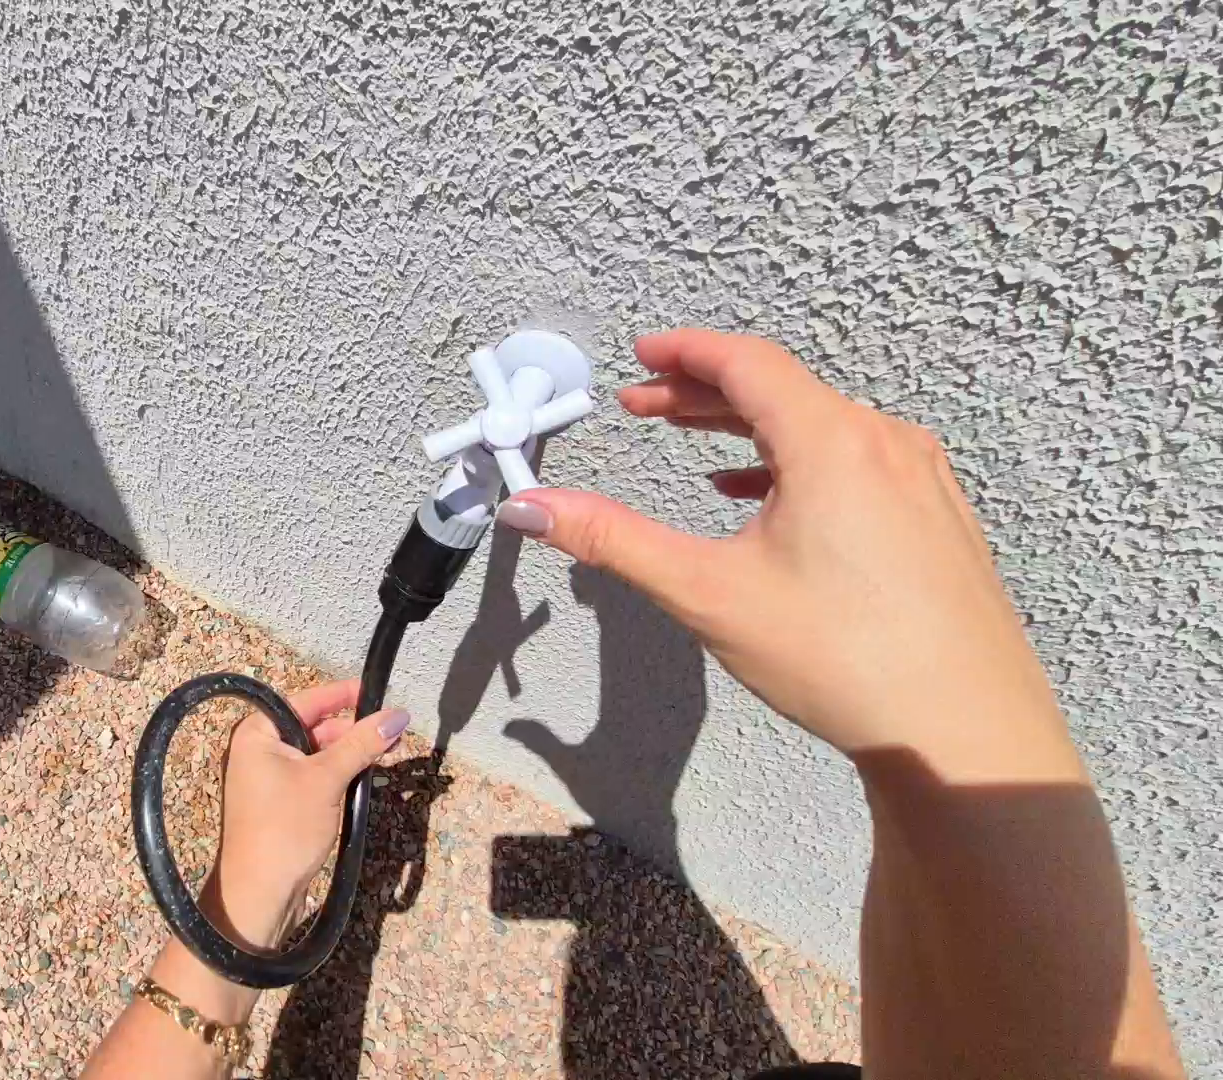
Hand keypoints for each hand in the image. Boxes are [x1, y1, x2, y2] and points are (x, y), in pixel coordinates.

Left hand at [211, 679, 408, 945]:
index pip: (306, 700)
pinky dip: (337, 773)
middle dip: (351, 729)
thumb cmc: (284, 829)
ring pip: (315, 752)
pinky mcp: (278, 800)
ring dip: (348, 753)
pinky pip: (312, 774)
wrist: (258, 895)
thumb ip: (361, 744)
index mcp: (258, 732)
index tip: (374, 691)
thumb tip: (396, 716)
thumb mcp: (327, 779)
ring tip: (385, 754)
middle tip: (390, 732)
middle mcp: (258, 748)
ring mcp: (267, 775)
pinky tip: (364, 778)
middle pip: (312, 725)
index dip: (342, 694)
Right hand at [498, 329, 1075, 781]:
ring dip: (741, 423)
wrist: (965, 737)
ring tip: (686, 437)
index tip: (641, 352)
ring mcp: (916, 481)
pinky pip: (847, 458)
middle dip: (700, 390)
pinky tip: (752, 492)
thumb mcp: (703, 589)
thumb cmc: (839, 656)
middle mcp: (884, 446)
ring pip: (814, 423)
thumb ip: (610, 538)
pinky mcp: (928, 517)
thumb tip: (529, 507)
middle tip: (640, 403)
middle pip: (778, 389)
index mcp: (832, 445)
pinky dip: (784, 458)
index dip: (687, 351)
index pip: (749, 363)